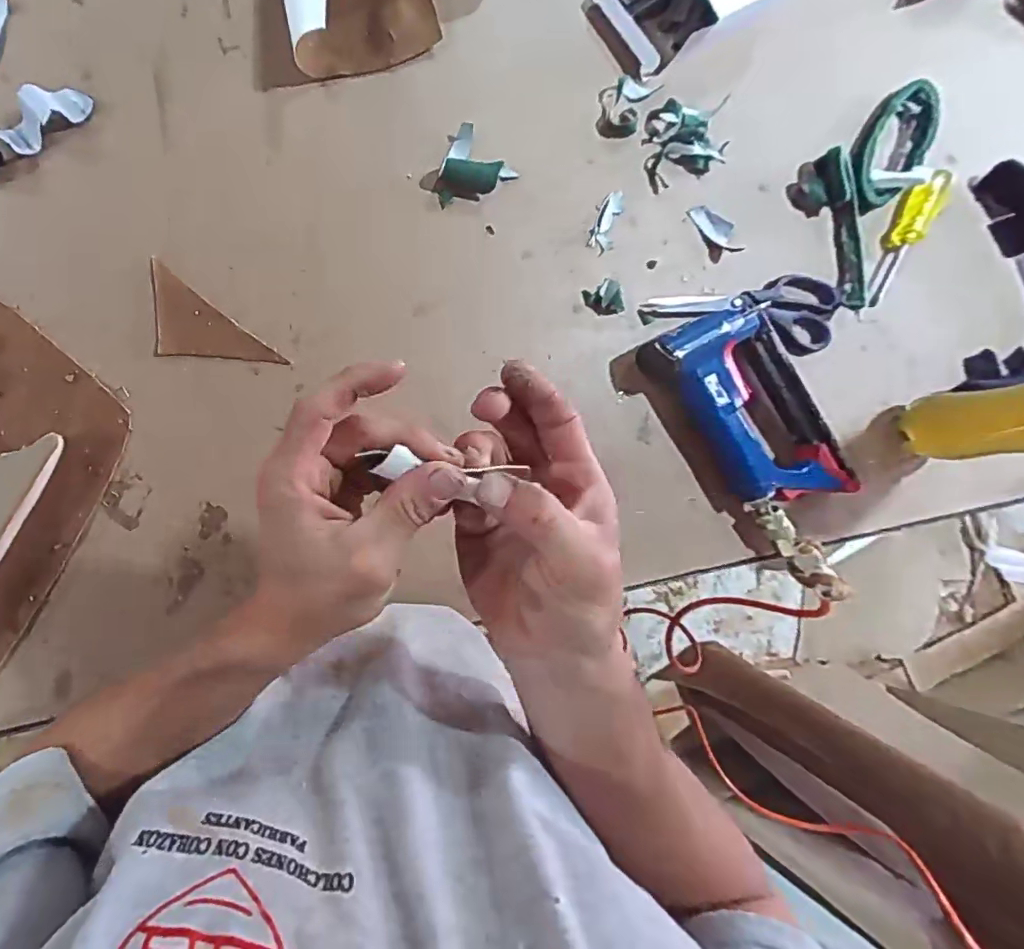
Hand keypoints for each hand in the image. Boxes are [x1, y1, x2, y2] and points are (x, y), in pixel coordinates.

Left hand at [249, 361, 468, 660]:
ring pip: (363, 449)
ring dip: (403, 458)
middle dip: (402, 440)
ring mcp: (313, 480)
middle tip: (447, 464)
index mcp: (292, 474)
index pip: (320, 409)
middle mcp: (298, 467)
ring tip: (442, 477)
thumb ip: (408, 508)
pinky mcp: (328, 494)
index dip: (357, 381)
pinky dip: (394, 476)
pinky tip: (423, 489)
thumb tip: (450, 472)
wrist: (288, 629)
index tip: (398, 371)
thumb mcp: (370, 557)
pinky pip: (365, 470)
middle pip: (354, 431)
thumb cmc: (318, 598)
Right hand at [453, 361, 625, 666]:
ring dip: (472, 450)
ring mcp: (503, 504)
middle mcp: (538, 485)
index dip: (537, 394)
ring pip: (482, 458)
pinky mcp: (473, 527)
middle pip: (516, 433)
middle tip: (482, 408)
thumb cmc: (579, 601)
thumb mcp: (575, 554)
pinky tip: (444, 484)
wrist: (550, 654)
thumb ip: (535, 512)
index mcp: (575, 483)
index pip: (558, 425)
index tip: (510, 369)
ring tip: (465, 464)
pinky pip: (457, 491)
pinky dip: (448, 481)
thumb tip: (486, 480)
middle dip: (499, 413)